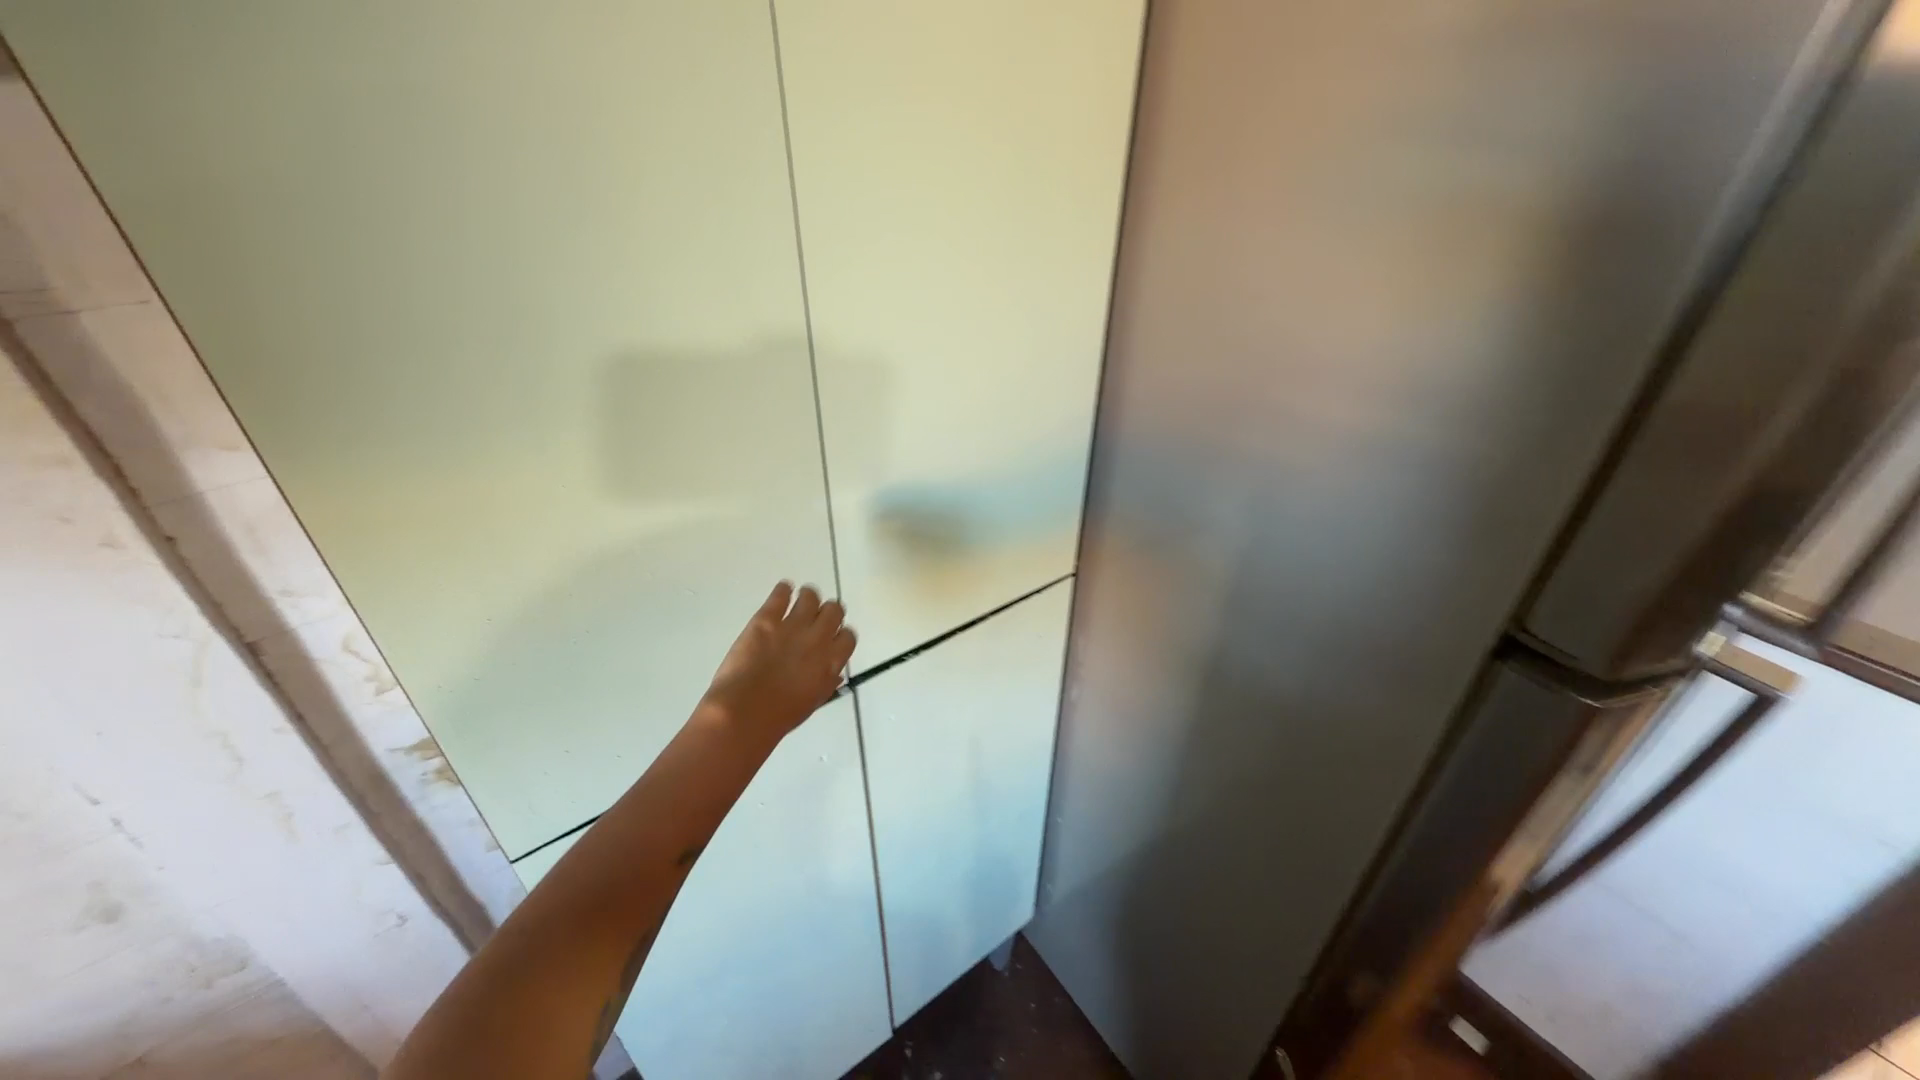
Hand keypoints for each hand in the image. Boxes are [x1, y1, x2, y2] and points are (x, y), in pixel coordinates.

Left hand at [700, 582, 855, 742]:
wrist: (744, 712)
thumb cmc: (779, 716)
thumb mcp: (812, 702)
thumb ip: (826, 682)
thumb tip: (834, 673)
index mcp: (831, 662)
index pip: (848, 635)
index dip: (840, 633)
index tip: (831, 636)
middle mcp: (817, 639)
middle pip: (834, 610)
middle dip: (827, 612)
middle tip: (815, 617)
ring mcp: (792, 626)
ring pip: (811, 596)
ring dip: (807, 597)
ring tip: (799, 602)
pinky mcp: (766, 619)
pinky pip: (781, 594)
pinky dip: (783, 590)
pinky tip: (782, 592)